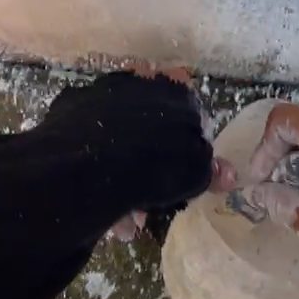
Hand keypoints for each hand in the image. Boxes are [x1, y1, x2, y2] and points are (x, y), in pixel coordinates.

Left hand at [41, 68, 235, 241]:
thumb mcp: (193, 172)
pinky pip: (91, 144)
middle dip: (154, 158)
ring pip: (119, 136)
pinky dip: (98, 170)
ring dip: (125, 173)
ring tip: (127, 217)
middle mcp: (135, 81)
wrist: (89, 166)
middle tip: (156, 196)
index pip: (188, 100)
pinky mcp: (69, 112)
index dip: (189, 132)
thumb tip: (229, 172)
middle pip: (150, 120)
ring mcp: (99, 94)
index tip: (185, 162)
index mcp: (171, 88)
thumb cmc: (153, 164)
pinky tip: (100, 202)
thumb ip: (210, 169)